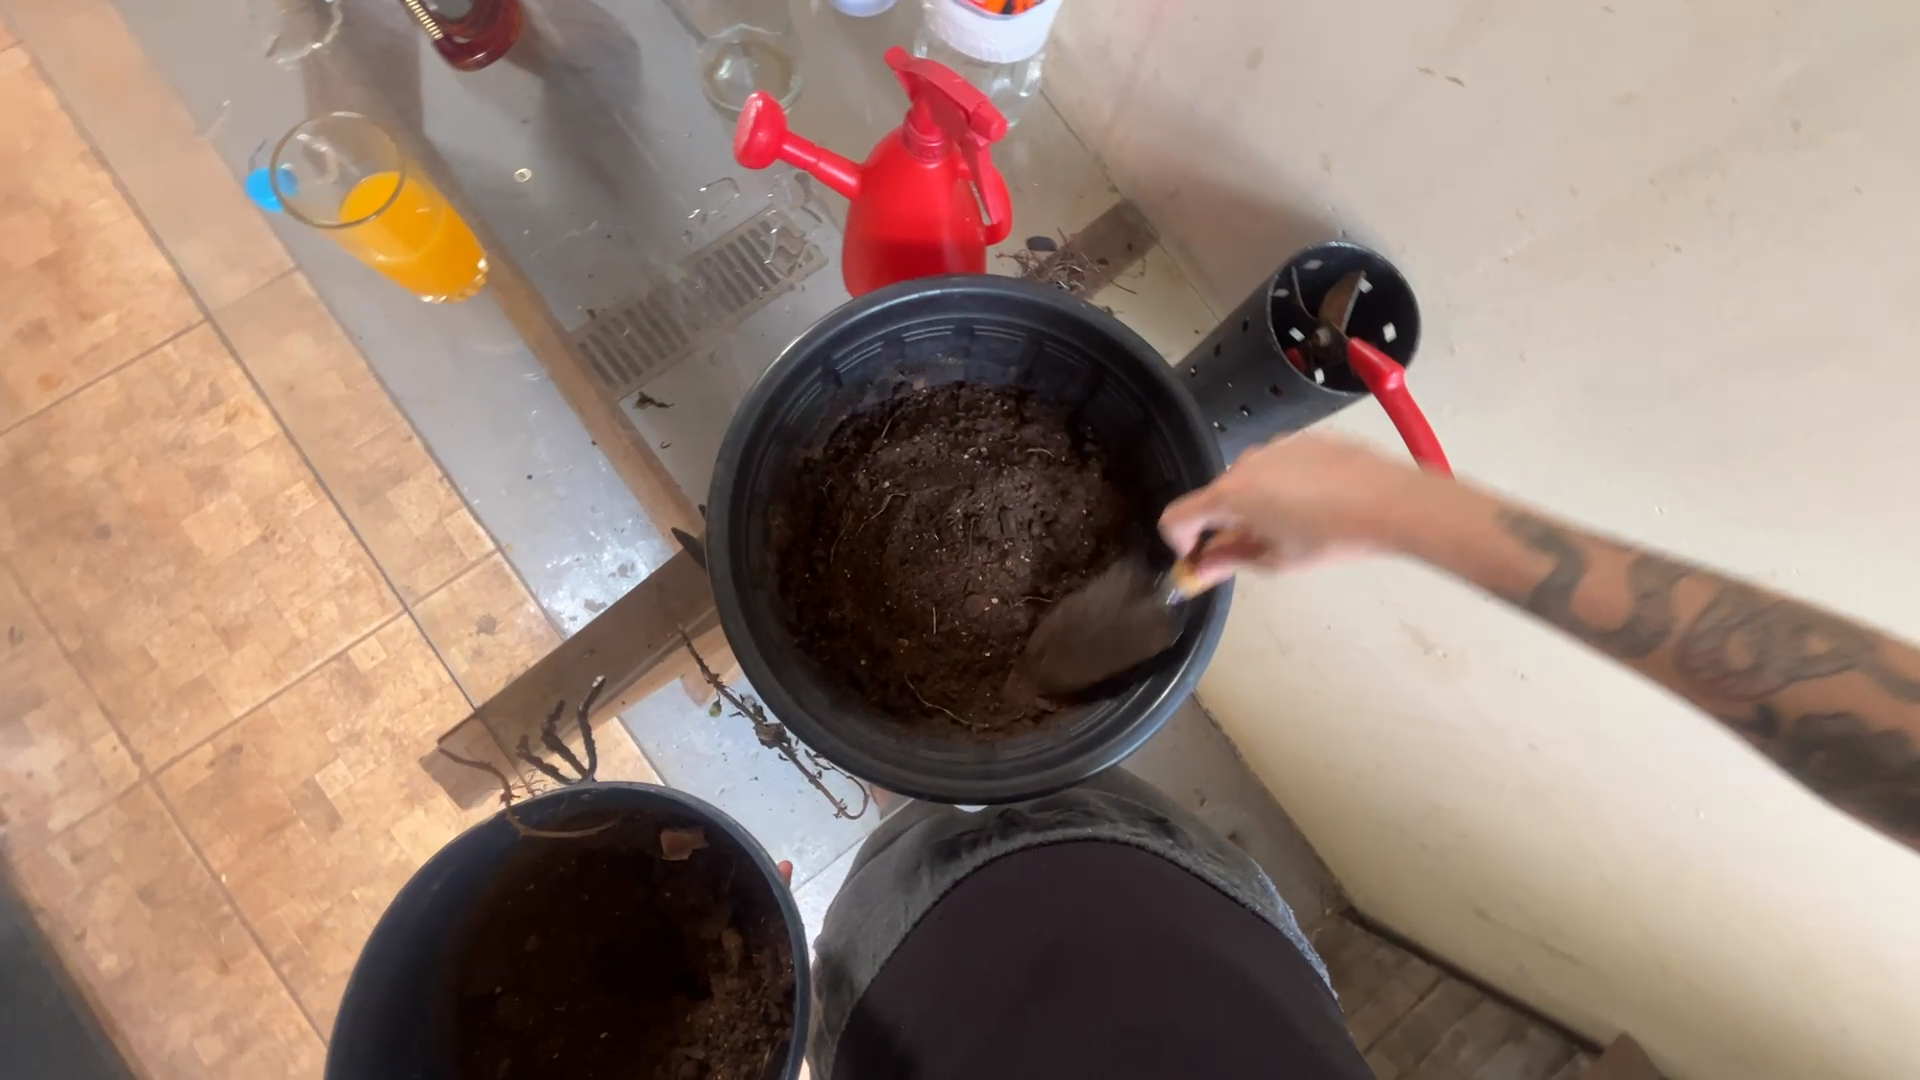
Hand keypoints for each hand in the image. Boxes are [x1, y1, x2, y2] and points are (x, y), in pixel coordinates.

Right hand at [1159, 434, 1437, 588]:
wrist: (1395, 502)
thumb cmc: (1333, 536)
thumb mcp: (1276, 560)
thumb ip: (1229, 561)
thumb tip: (1203, 567)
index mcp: (1228, 495)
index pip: (1176, 517)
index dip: (1180, 542)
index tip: (1199, 558)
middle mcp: (1243, 464)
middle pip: (1214, 498)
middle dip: (1223, 524)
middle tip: (1253, 548)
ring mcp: (1274, 447)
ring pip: (1247, 480)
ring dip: (1254, 503)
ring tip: (1293, 526)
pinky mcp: (1304, 439)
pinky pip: (1277, 466)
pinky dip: (1282, 486)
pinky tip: (1316, 504)